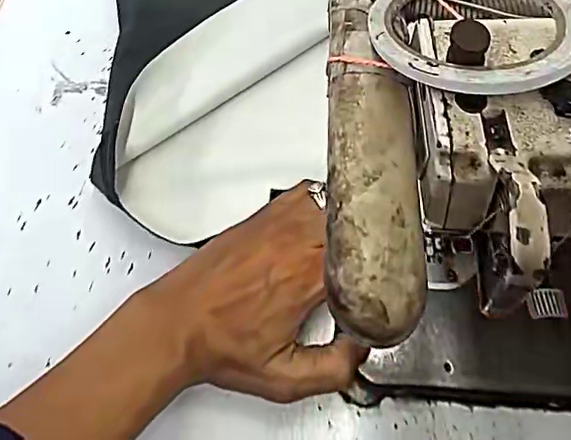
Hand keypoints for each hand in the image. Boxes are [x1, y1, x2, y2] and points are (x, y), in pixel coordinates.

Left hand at [134, 185, 367, 402]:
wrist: (179, 320)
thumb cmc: (220, 342)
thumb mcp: (284, 378)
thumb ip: (333, 369)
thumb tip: (358, 353)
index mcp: (304, 276)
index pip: (361, 255)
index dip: (383, 264)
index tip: (391, 277)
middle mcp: (292, 240)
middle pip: (350, 222)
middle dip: (370, 240)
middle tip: (378, 257)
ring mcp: (275, 221)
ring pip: (330, 201)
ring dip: (348, 217)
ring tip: (359, 234)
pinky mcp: (261, 214)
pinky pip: (304, 192)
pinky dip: (321, 200)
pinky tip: (326, 216)